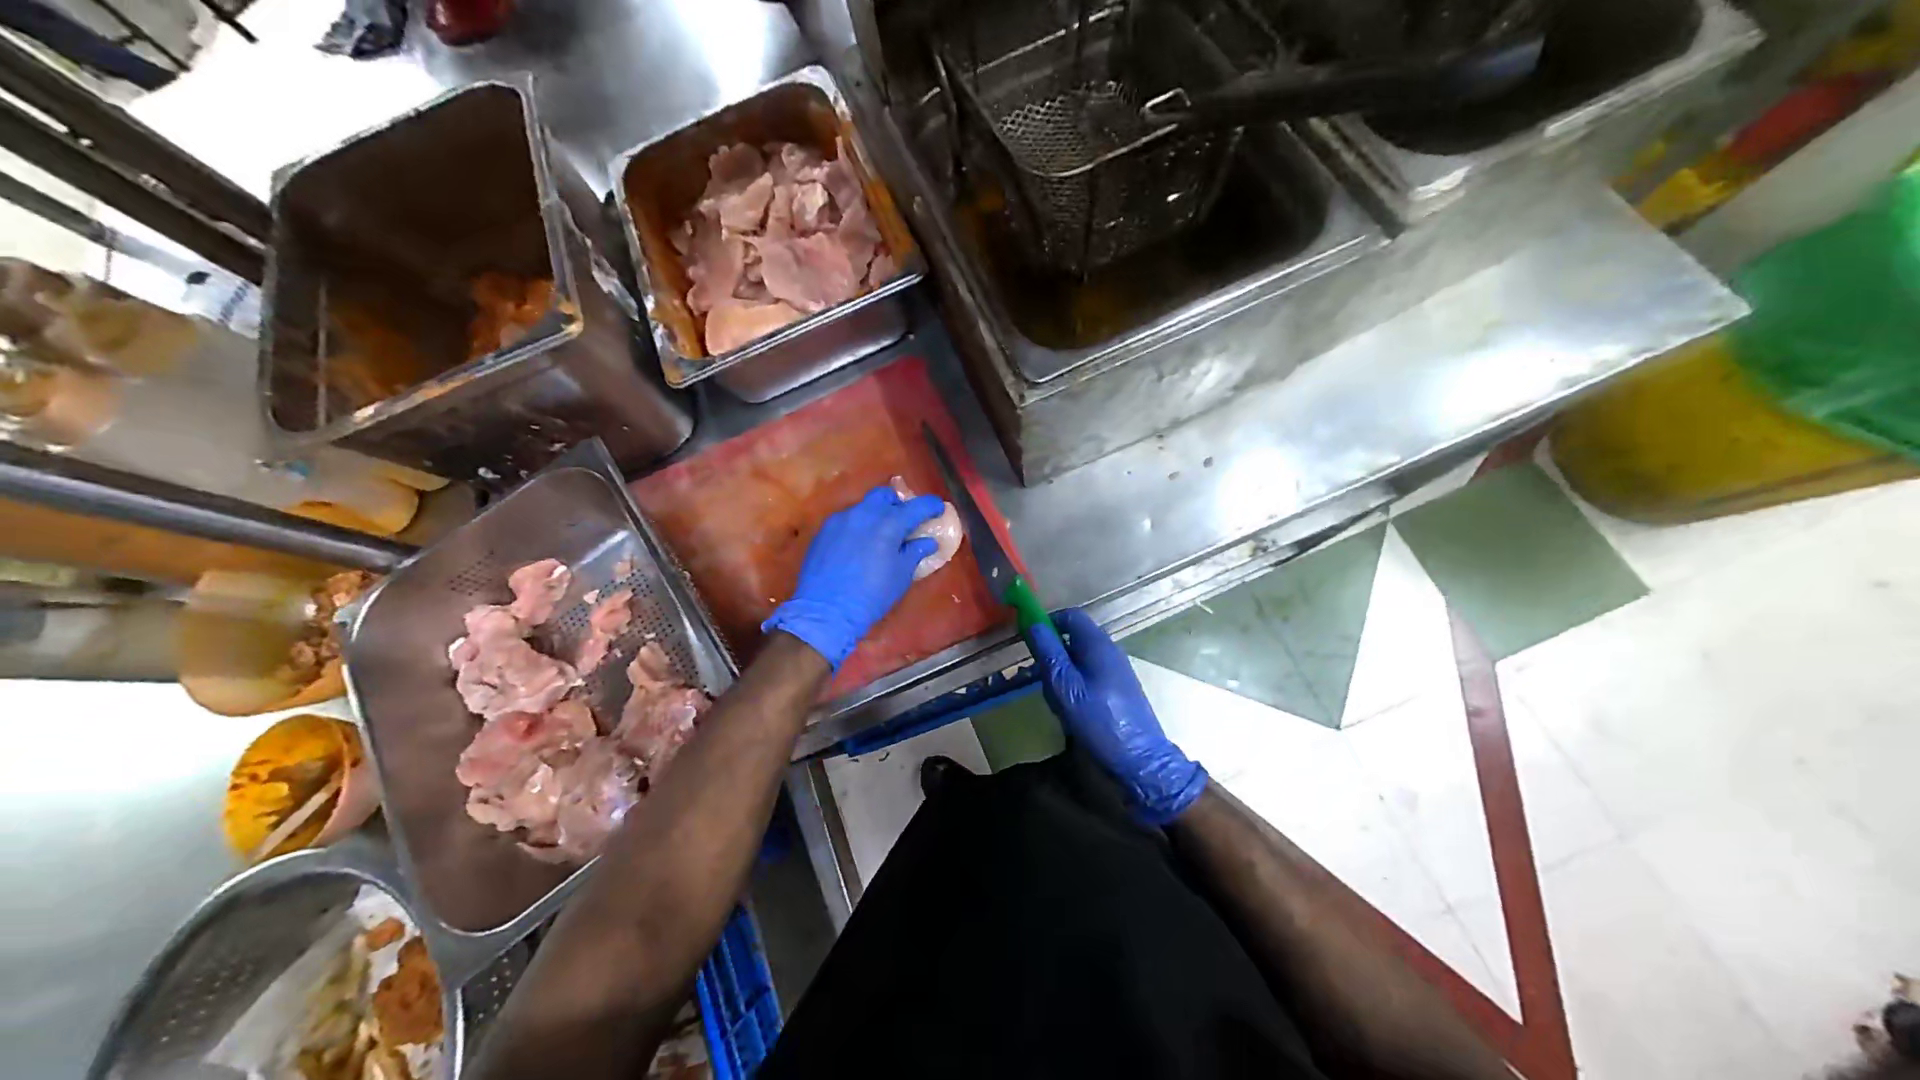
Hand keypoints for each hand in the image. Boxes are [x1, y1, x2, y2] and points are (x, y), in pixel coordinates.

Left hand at [763, 485, 944, 669]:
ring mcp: (841, 519)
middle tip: (905, 522)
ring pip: (863, 507)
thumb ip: (914, 553)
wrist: (825, 611)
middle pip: (885, 496)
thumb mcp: (901, 576)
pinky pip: (846, 520)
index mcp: (889, 523)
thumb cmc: (872, 595)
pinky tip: (857, 546)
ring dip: (876, 515)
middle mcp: (864, 513)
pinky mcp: (824, 530)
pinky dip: (858, 526)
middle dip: (898, 504)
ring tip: (880, 537)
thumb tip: (927, 542)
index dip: (931, 506)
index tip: (938, 509)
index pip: (916, 506)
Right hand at [1028, 608, 1207, 825]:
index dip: (1048, 622)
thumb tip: (1032, 623)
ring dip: (1062, 674)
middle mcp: (1110, 651)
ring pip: (1080, 659)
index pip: (1070, 616)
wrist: (1140, 759)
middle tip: (1039, 678)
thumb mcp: (1065, 687)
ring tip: (1055, 700)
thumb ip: (1048, 653)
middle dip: (1053, 653)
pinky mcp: (1119, 689)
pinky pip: (1090, 675)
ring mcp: (1117, 670)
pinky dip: (1075, 685)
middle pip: (1074, 638)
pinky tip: (1071, 710)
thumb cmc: (1098, 720)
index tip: (1029, 640)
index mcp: (1098, 644)